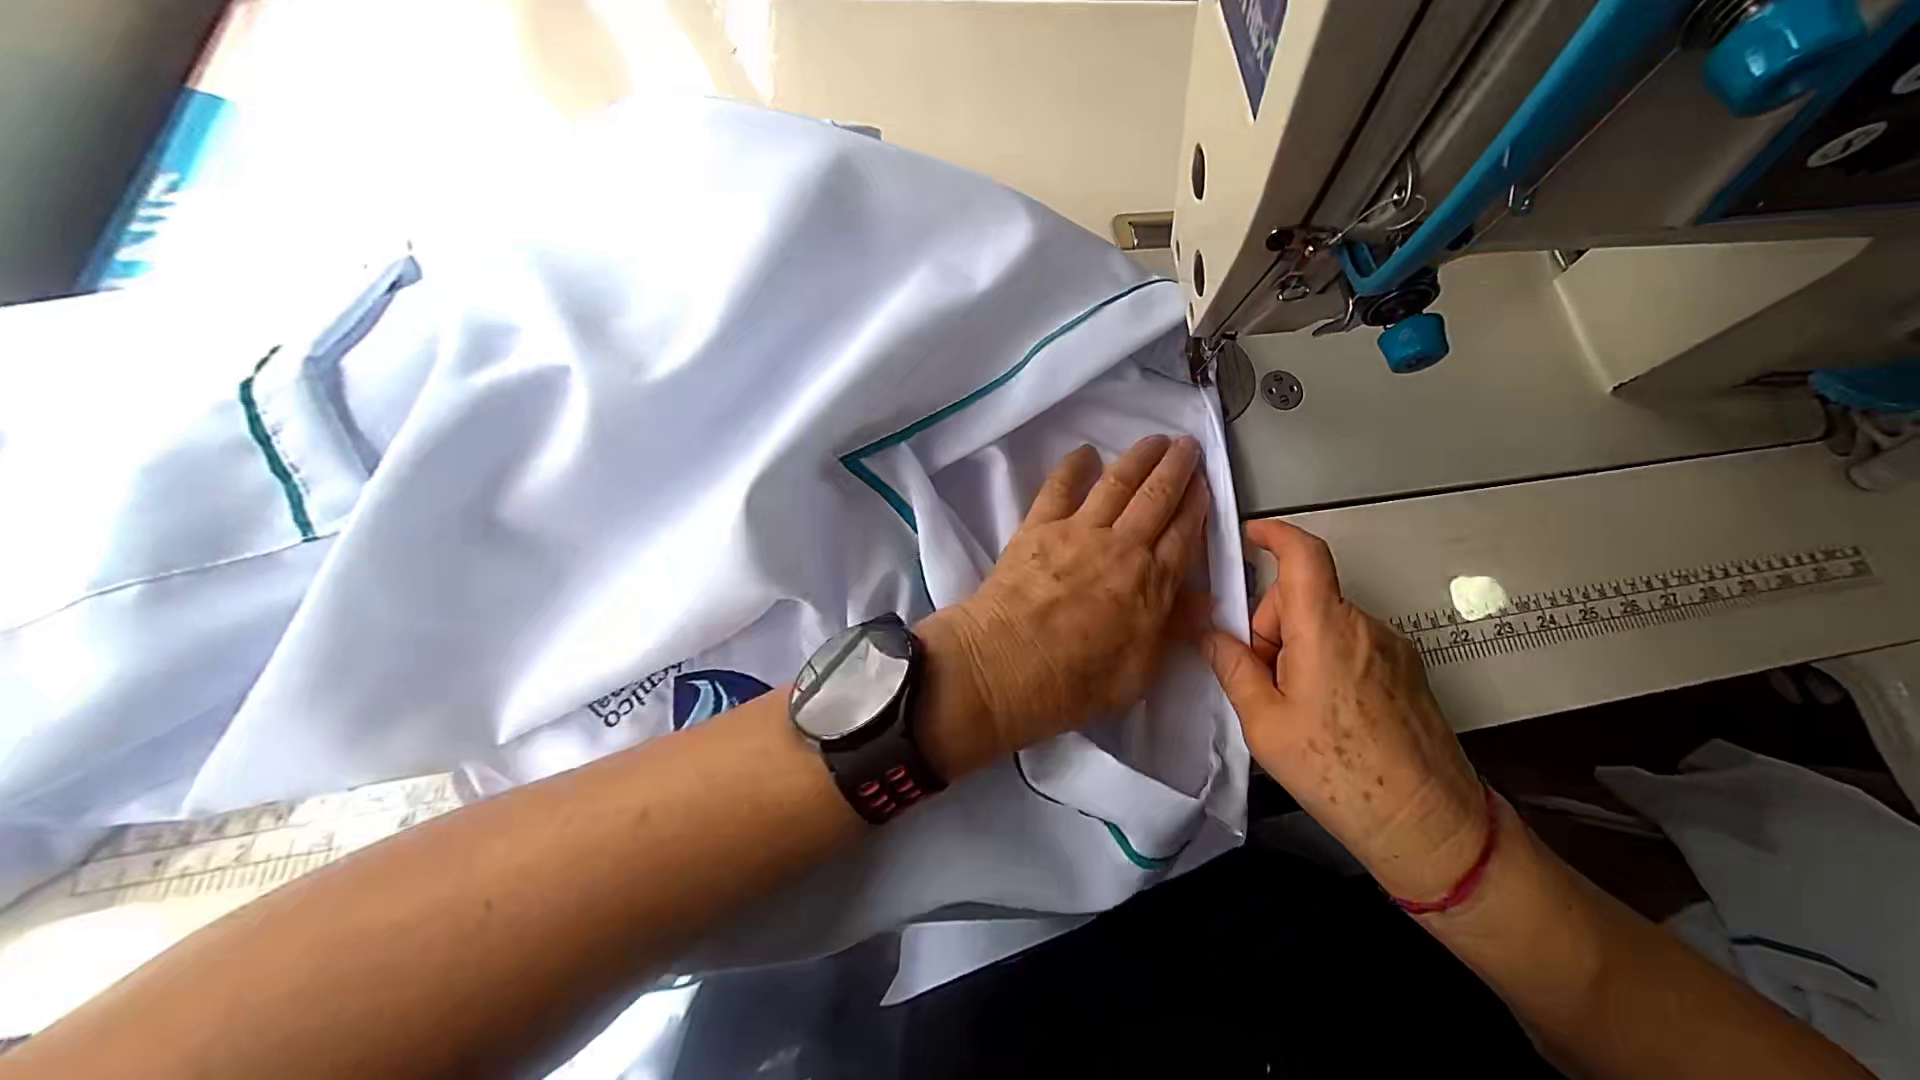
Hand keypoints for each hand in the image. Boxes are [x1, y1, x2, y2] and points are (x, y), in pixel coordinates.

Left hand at [916, 435, 1211, 777]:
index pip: (1184, 534)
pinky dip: (1074, 466)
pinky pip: (1060, 487)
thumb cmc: (1075, 681)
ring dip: (1138, 457)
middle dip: (1176, 468)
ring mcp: (1079, 533)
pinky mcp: (1038, 527)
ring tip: (1153, 440)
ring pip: (1117, 483)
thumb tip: (1204, 603)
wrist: (1007, 667)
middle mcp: (1122, 548)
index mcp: (1152, 584)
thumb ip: (1171, 630)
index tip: (1205, 483)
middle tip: (1187, 446)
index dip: (1198, 505)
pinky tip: (1085, 453)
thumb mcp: (1138, 671)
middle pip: (1156, 498)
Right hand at [1200, 519, 1486, 903]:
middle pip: (1302, 598)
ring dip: (1295, 648)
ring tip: (1292, 707)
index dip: (1274, 535)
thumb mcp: (1264, 721)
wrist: (1425, 822)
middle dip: (1268, 627)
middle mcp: (1364, 627)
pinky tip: (1323, 714)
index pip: (1303, 555)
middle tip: (1257, 680)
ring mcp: (1390, 648)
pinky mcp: (1404, 670)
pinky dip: (1323, 661)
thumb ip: (1232, 666)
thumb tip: (1210, 634)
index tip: (1249, 536)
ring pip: (1323, 624)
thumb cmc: (1338, 771)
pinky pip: (1349, 645)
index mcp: (1325, 629)